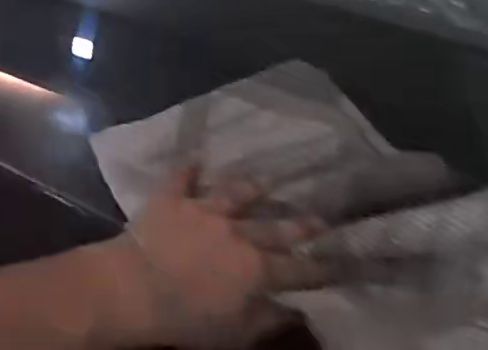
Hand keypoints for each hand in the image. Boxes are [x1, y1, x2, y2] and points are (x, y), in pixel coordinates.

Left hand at [91, 167, 327, 348]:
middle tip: (322, 217)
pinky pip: (180, 177)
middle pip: (274, 228)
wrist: (139, 284)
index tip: (348, 263)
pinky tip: (195, 156)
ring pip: (232, 194)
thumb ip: (270, 318)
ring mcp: (201, 210)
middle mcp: (235, 233)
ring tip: (267, 179)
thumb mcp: (242, 331)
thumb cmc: (191, 318)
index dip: (327, 269)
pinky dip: (188, 167)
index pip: (302, 271)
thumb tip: (294, 310)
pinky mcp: (169, 197)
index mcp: (258, 269)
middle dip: (301, 224)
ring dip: (251, 187)